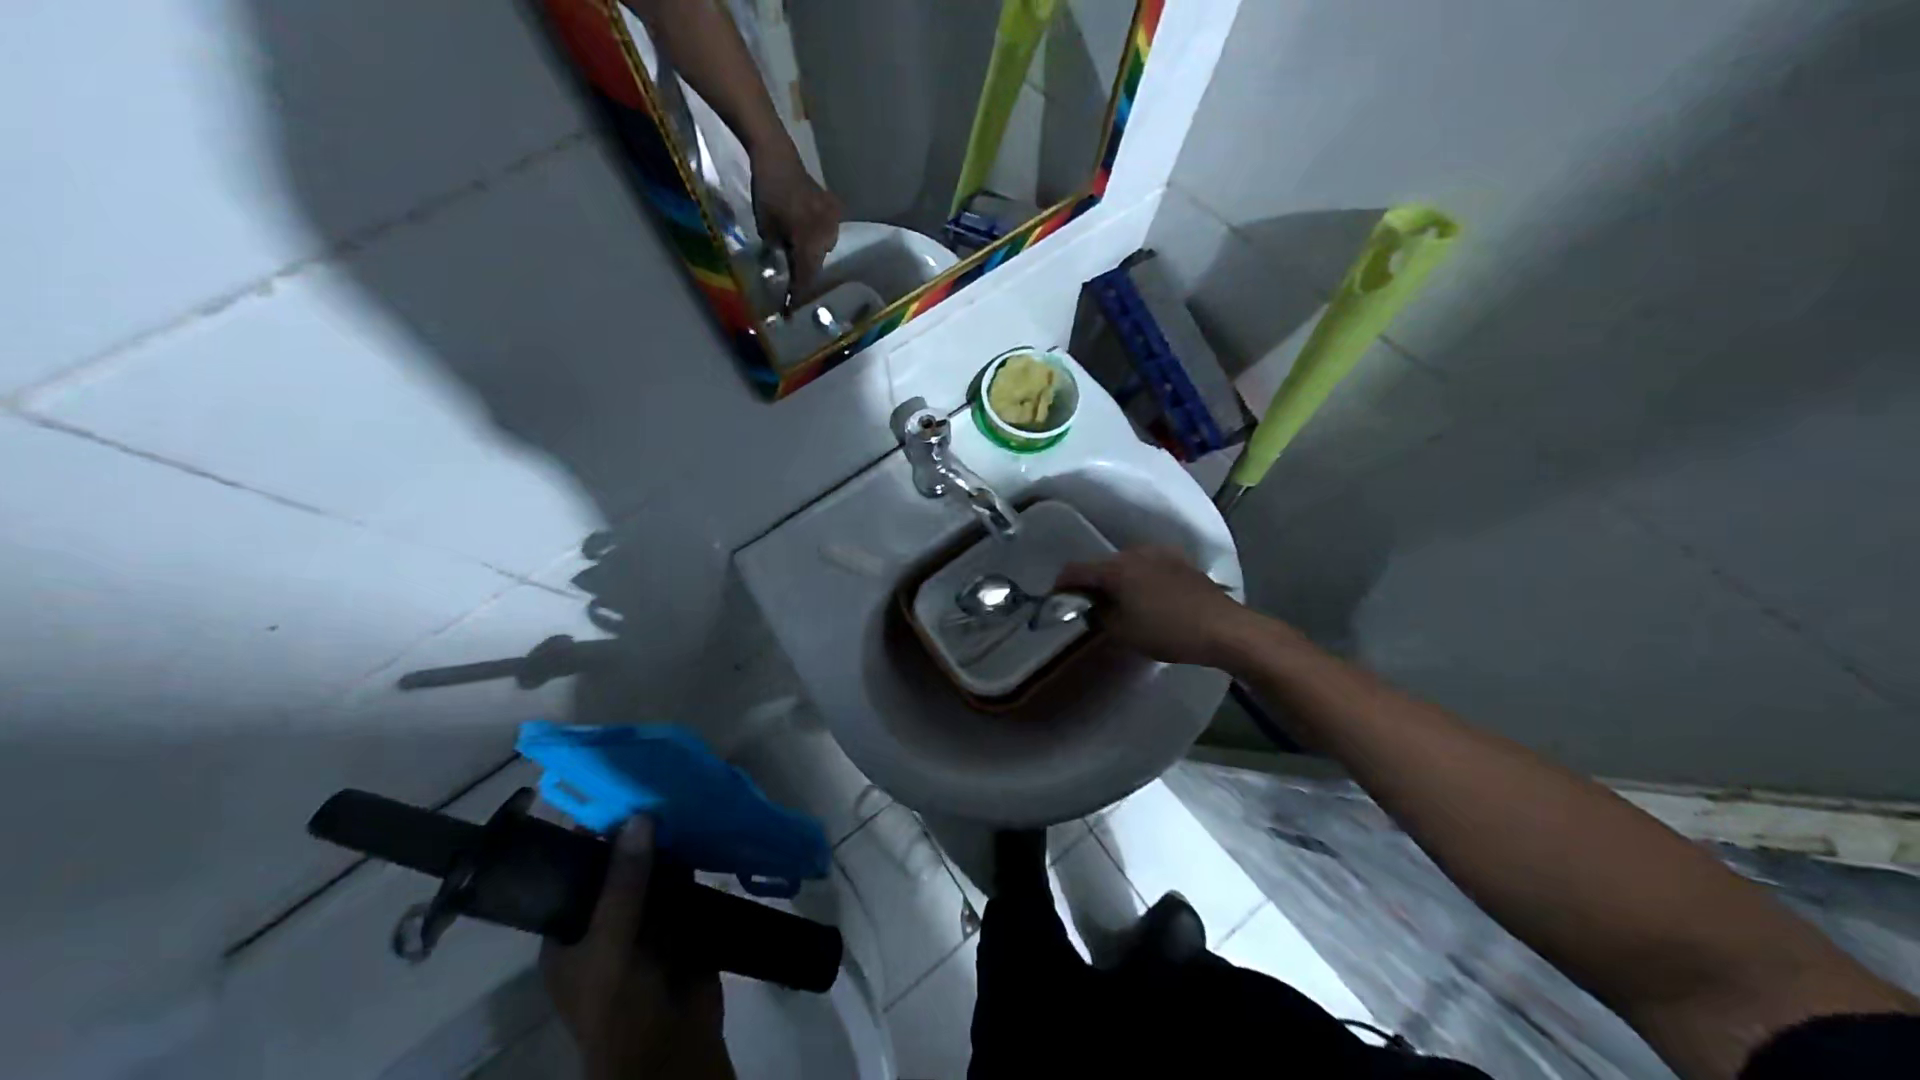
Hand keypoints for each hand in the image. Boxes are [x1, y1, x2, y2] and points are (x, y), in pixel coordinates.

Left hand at [542, 818, 732, 1079]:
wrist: (670, 1049)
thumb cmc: (617, 1002)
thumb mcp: (609, 942)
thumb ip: (622, 882)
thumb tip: (638, 816)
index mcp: (570, 933)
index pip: (575, 872)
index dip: (590, 836)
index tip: (614, 792)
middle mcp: (606, 923)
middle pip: (619, 868)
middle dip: (636, 833)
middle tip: (654, 784)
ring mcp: (646, 924)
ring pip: (654, 874)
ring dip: (667, 843)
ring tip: (682, 795)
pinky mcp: (684, 925)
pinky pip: (686, 885)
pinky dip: (695, 861)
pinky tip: (706, 828)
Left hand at [750, 146, 841, 299]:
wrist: (777, 156)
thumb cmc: (768, 194)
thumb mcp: (766, 230)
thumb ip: (777, 251)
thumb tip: (783, 265)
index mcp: (810, 243)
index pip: (805, 278)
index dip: (797, 296)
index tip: (791, 312)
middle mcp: (827, 236)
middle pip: (816, 264)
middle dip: (804, 274)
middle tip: (793, 286)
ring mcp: (834, 222)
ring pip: (823, 248)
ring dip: (811, 255)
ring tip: (799, 259)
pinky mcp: (834, 208)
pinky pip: (827, 232)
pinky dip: (818, 238)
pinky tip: (809, 238)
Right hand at [1055, 546, 1262, 668]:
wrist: (1224, 628)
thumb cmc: (1168, 632)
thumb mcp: (1122, 632)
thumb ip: (1099, 615)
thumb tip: (1093, 606)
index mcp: (1116, 568)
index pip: (1075, 570)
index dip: (1061, 585)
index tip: (1056, 600)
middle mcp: (1135, 552)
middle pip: (1102, 565)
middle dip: (1092, 584)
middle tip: (1090, 607)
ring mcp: (1161, 554)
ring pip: (1127, 565)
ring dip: (1118, 581)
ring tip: (1121, 603)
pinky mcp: (1181, 561)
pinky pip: (1149, 567)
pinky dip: (1140, 580)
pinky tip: (1149, 599)